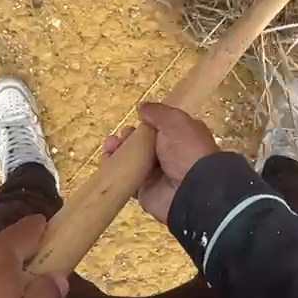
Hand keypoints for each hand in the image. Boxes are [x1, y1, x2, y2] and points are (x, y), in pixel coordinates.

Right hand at [101, 101, 218, 223]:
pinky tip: (107, 159)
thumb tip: (142, 108)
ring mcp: (155, 173)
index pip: (160, 127)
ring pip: (131, 159)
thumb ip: (157, 112)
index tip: (137, 118)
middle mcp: (169, 155)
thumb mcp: (175, 121)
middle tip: (123, 135)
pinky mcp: (143, 189)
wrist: (190, 189)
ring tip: (110, 146)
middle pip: (143, 142)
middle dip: (129, 136)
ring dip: (118, 150)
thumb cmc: (186, 150)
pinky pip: (125, 177)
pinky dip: (113, 168)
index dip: (146, 122)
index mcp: (181, 137)